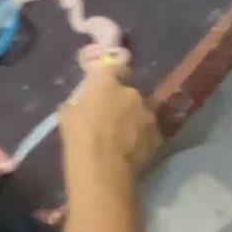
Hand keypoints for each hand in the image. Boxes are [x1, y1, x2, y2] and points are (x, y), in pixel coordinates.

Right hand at [58, 61, 158, 178]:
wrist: (105, 165)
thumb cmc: (80, 134)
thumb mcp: (71, 108)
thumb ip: (86, 97)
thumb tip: (91, 98)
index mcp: (108, 82)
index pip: (116, 66)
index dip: (114, 71)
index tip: (111, 78)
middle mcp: (134, 95)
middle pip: (132, 93)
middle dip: (125, 100)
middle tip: (115, 112)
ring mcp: (150, 116)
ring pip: (144, 111)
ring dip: (137, 117)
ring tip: (127, 131)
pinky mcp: (160, 136)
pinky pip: (151, 129)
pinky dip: (145, 133)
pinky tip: (136, 142)